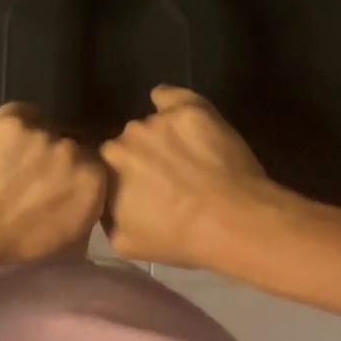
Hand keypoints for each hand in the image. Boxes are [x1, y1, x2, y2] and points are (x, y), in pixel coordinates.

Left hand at [0, 103, 106, 268]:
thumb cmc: (16, 241)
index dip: (77, 172)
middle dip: (57, 157)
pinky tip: (2, 143)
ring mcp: (40, 130)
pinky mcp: (11, 115)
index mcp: (93, 179)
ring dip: (35, 140)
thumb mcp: (68, 234)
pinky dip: (16, 124)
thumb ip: (88, 203)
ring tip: (13, 159)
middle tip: (35, 172)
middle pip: (71, 143)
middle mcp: (71, 149)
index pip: (95, 163)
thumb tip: (89, 185)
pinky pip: (23, 113)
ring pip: (46, 127)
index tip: (60, 182)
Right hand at [100, 86, 300, 274]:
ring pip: (152, 124)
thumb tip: (104, 201)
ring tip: (188, 160)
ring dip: (162, 138)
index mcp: (106, 167)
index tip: (138, 189)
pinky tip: (179, 115)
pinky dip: (169, 103)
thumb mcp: (126, 243)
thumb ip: (105, 216)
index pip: (104, 164)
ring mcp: (158, 120)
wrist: (236, 223)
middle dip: (141, 156)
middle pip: (128, 142)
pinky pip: (169, 96)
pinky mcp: (189, 107)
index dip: (120, 176)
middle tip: (166, 178)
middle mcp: (126, 137)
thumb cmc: (181, 238)